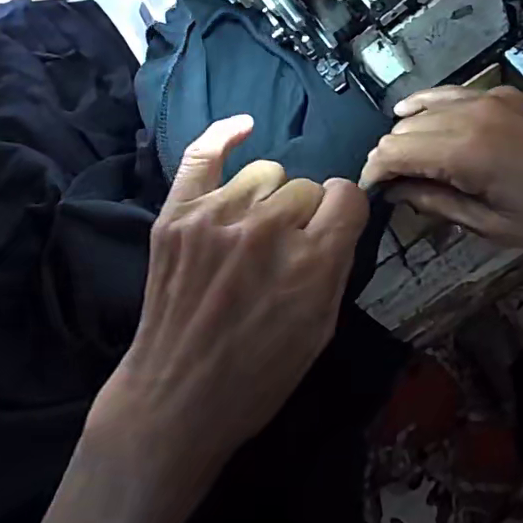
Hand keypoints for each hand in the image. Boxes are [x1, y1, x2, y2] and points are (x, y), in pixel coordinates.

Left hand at [88, 114, 370, 473]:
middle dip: (302, 215)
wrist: (176, 394)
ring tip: (251, 231)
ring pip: (264, 172)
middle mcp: (265, 230)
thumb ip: (336, 262)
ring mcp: (215, 216)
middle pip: (304, 186)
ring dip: (267, 198)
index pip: (346, 196)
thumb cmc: (258, 373)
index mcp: (310, 264)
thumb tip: (338, 214)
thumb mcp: (321, 329)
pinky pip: (204, 152)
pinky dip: (225, 135)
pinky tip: (244, 128)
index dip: (342, 211)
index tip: (332, 226)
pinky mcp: (176, 213)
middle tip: (282, 249)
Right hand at [358, 86, 522, 260]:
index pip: (394, 153)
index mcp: (466, 152)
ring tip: (405, 161)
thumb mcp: (494, 226)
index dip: (373, 173)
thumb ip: (436, 203)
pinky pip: (450, 94)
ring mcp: (488, 98)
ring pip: (421, 108)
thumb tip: (396, 193)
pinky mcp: (504, 94)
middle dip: (388, 156)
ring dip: (406, 133)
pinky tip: (417, 117)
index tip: (369, 194)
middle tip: (389, 186)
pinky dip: (428, 107)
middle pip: (403, 129)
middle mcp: (469, 115)